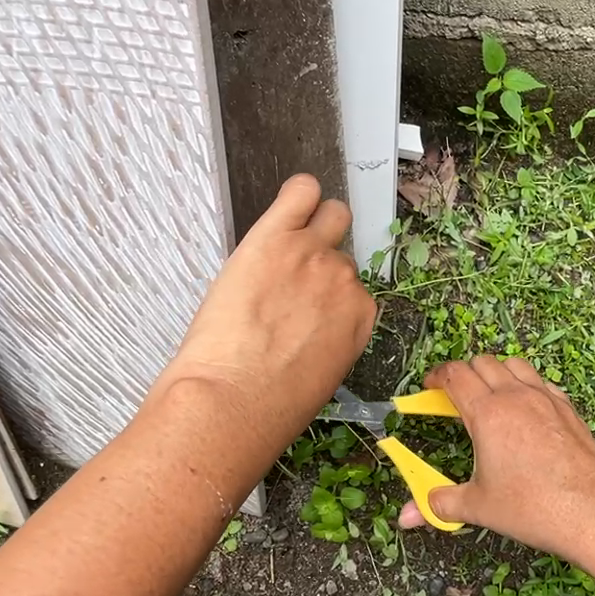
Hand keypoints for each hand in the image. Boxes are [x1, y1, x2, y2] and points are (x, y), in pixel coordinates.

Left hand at [157, 175, 375, 446]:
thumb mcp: (321, 374)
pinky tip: (287, 207)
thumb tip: (310, 322)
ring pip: (330, 214)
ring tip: (281, 249)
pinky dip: (298, 194)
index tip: (304, 309)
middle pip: (340, 254)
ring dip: (311, 227)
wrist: (234, 398)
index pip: (353, 289)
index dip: (326, 297)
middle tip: (286, 284)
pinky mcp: (276, 236)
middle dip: (318, 264)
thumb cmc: (272, 404)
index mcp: (361, 316)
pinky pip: (301, 191)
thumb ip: (328, 336)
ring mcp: (313, 254)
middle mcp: (344, 279)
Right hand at [397, 356, 594, 559]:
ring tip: (490, 395)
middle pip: (483, 362)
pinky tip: (526, 409)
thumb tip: (409, 515)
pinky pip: (542, 382)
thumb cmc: (532, 507)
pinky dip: (527, 385)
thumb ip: (439, 503)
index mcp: (488, 413)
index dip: (436, 377)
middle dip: (464, 373)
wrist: (589, 513)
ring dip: (497, 372)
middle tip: (455, 395)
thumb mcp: (477, 506)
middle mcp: (517, 397)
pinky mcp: (568, 409)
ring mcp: (546, 399)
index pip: (455, 375)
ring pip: (515, 364)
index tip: (429, 387)